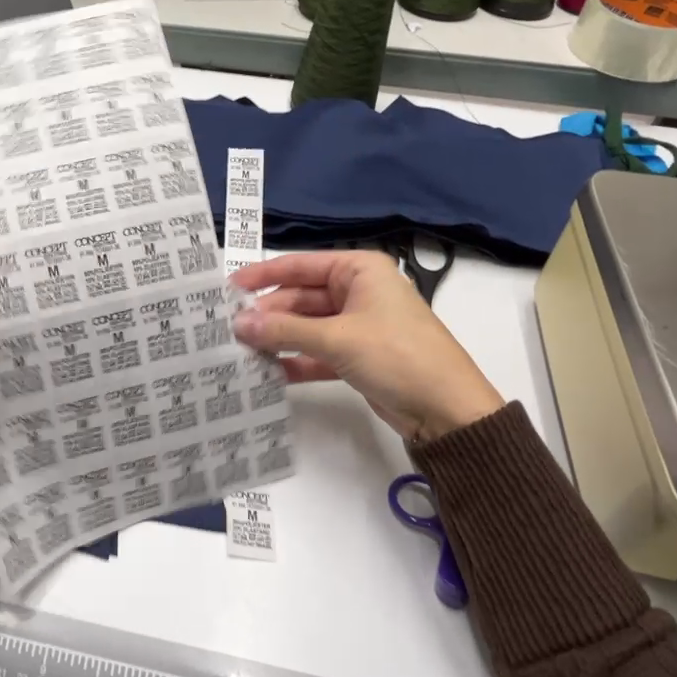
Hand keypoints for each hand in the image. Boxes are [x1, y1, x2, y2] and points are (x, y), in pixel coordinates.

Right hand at [231, 251, 503, 440]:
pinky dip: (296, 360)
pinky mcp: (358, 357)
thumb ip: (285, 330)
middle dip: (268, 314)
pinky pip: (317, 352)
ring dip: (279, 339)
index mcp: (360, 270)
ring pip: (307, 326)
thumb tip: (238, 324)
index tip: (228, 288)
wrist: (449, 411)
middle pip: (300, 297)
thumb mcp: (338, 339)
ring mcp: (358, 325)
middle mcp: (358, 291)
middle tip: (229, 330)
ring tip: (241, 351)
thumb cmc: (398, 356)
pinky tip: (268, 372)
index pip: (300, 265)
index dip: (263, 275)